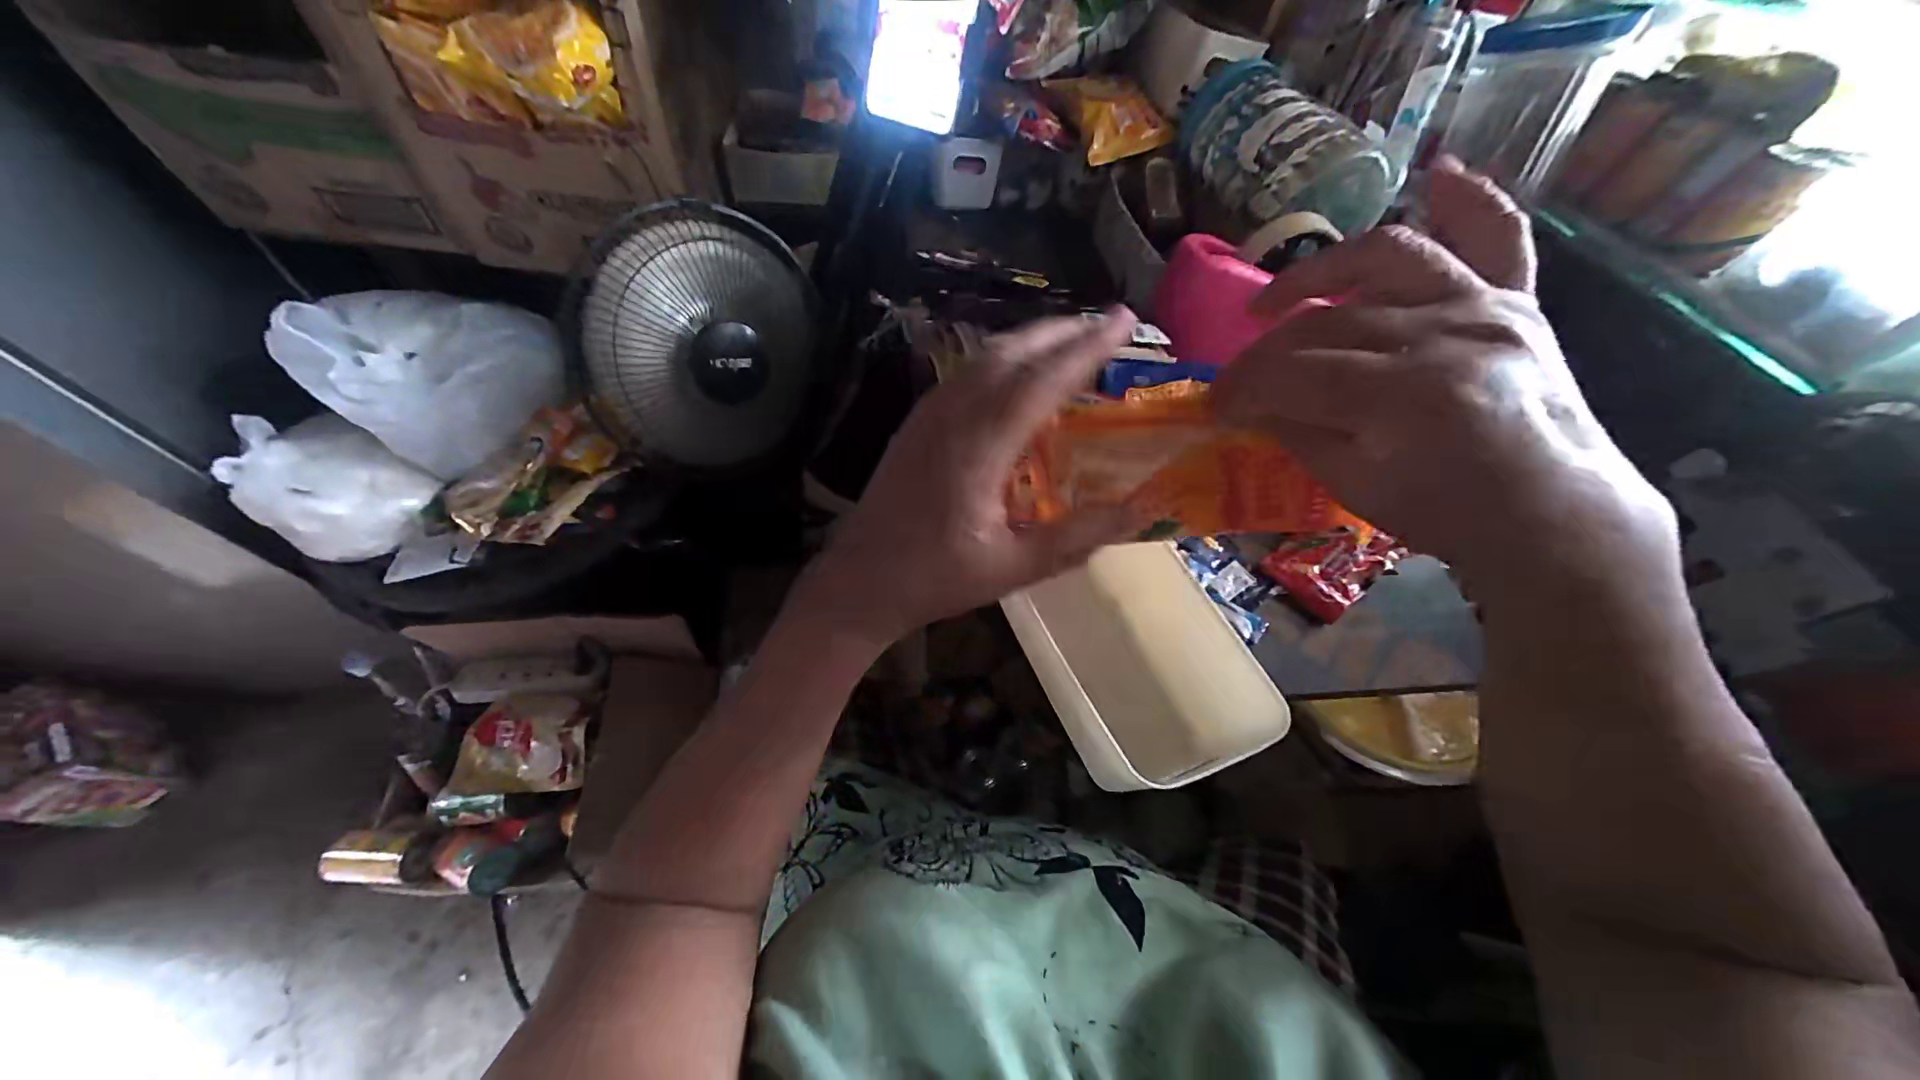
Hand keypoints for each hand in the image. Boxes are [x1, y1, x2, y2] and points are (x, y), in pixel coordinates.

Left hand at [793, 310, 1142, 645]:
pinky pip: (966, 373)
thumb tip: (1140, 511)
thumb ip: (1076, 538)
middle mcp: (952, 416)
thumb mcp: (1013, 568)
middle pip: (1012, 352)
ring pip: (985, 357)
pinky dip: (1004, 360)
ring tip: (1072, 340)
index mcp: (979, 448)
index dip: (1087, 347)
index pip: (1042, 380)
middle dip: (1063, 330)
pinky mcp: (916, 422)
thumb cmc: (934, 579)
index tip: (1124, 320)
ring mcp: (928, 415)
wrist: (858, 581)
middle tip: (1107, 324)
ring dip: (1032, 340)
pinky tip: (1020, 375)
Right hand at [1213, 159, 1676, 594]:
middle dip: (1265, 353)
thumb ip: (1297, 431)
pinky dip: (1466, 201)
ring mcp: (1484, 307)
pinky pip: (1496, 234)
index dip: (1242, 388)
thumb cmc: (1446, 513)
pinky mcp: (1514, 301)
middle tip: (1239, 381)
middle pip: (1326, 321)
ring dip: (1320, 270)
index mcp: (1401, 395)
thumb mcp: (1352, 486)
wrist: (1551, 514)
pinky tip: (1436, 176)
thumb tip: (1252, 402)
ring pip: (1388, 255)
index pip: (1294, 373)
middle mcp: (1443, 333)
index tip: (1215, 405)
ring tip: (1278, 303)